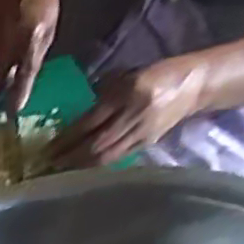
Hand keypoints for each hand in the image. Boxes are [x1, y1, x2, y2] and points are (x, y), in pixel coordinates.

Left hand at [53, 56, 209, 168]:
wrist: (195, 82)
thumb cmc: (156, 75)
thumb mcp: (128, 76)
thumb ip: (102, 96)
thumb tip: (73, 120)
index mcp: (129, 92)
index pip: (90, 121)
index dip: (66, 139)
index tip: (47, 148)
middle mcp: (135, 113)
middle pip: (95, 143)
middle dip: (69, 156)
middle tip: (48, 163)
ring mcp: (142, 131)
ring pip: (105, 155)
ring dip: (79, 165)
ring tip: (60, 169)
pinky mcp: (147, 143)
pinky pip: (116, 158)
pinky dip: (95, 164)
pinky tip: (81, 167)